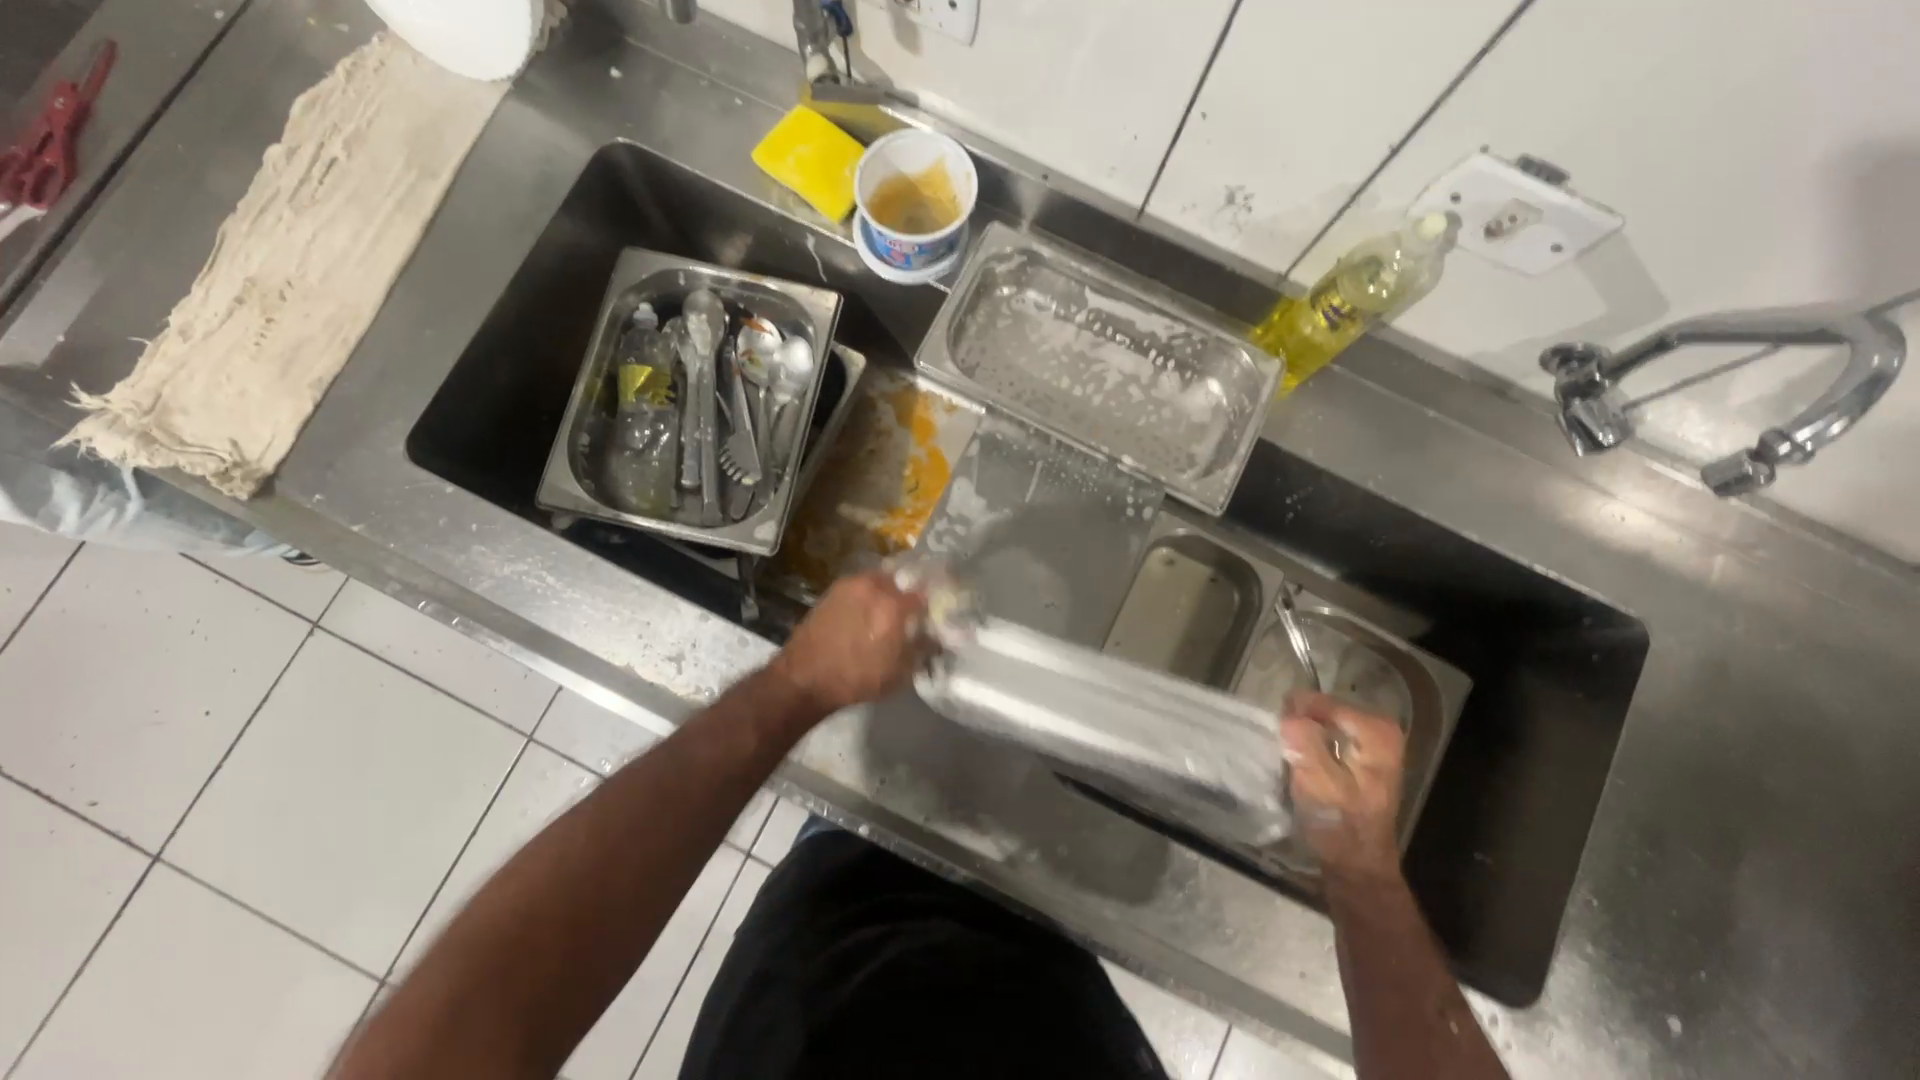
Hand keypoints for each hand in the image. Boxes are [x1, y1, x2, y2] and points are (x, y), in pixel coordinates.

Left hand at [771, 569, 928, 712]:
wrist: (804, 678)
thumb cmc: (856, 679)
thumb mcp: (899, 673)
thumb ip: (921, 648)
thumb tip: (933, 635)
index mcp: (894, 606)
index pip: (925, 592)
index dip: (933, 601)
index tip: (935, 610)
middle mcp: (874, 586)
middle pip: (903, 579)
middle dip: (910, 591)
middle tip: (912, 608)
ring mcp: (851, 584)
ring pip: (881, 579)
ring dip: (888, 590)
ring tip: (888, 609)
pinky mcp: (834, 589)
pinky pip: (861, 585)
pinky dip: (869, 593)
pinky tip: (867, 611)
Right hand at [1280, 692, 1405, 882]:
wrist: (1355, 864)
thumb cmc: (1340, 825)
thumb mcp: (1319, 785)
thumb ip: (1305, 745)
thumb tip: (1289, 715)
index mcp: (1377, 732)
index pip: (1324, 703)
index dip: (1295, 714)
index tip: (1274, 731)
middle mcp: (1381, 730)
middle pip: (1325, 709)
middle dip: (1299, 723)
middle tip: (1279, 744)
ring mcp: (1372, 743)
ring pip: (1324, 721)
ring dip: (1302, 734)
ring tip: (1286, 753)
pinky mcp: (1360, 757)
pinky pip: (1327, 735)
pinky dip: (1311, 744)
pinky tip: (1300, 762)